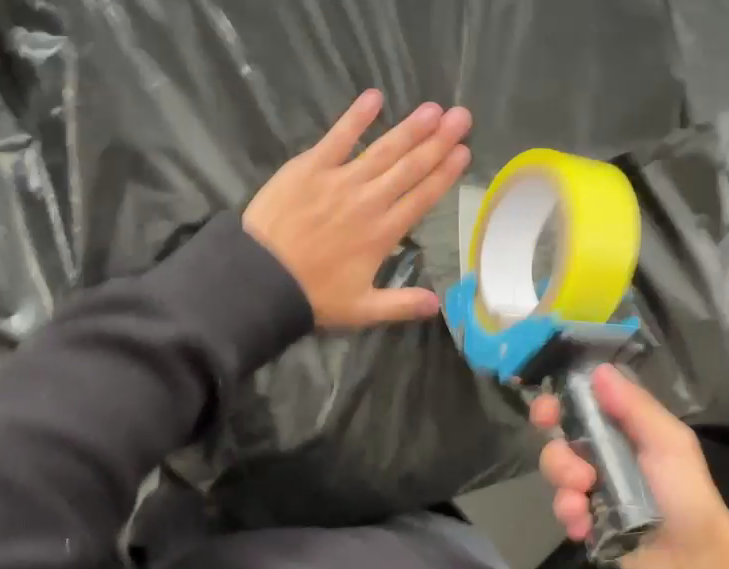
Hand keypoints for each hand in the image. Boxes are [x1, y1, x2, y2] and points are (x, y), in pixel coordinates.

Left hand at [244, 90, 471, 328]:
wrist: (264, 279)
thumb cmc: (314, 297)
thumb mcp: (362, 310)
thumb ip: (401, 305)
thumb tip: (436, 304)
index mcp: (383, 234)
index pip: (422, 197)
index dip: (445, 174)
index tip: (464, 153)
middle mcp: (369, 201)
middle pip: (410, 167)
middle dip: (438, 141)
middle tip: (461, 118)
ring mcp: (340, 181)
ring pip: (383, 149)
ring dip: (410, 128)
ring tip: (434, 109)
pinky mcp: (310, 167)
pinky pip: (338, 137)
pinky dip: (356, 117)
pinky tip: (375, 97)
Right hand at [531, 365, 728, 568]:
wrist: (691, 554)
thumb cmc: (686, 492)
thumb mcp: (667, 442)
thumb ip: (634, 407)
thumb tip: (598, 370)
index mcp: (621, 431)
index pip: (577, 410)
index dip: (554, 407)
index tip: (545, 414)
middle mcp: (601, 457)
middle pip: (556, 446)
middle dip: (559, 460)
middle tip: (581, 477)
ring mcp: (591, 490)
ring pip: (555, 480)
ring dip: (565, 492)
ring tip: (585, 507)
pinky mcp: (586, 521)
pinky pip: (562, 513)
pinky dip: (571, 519)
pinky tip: (586, 527)